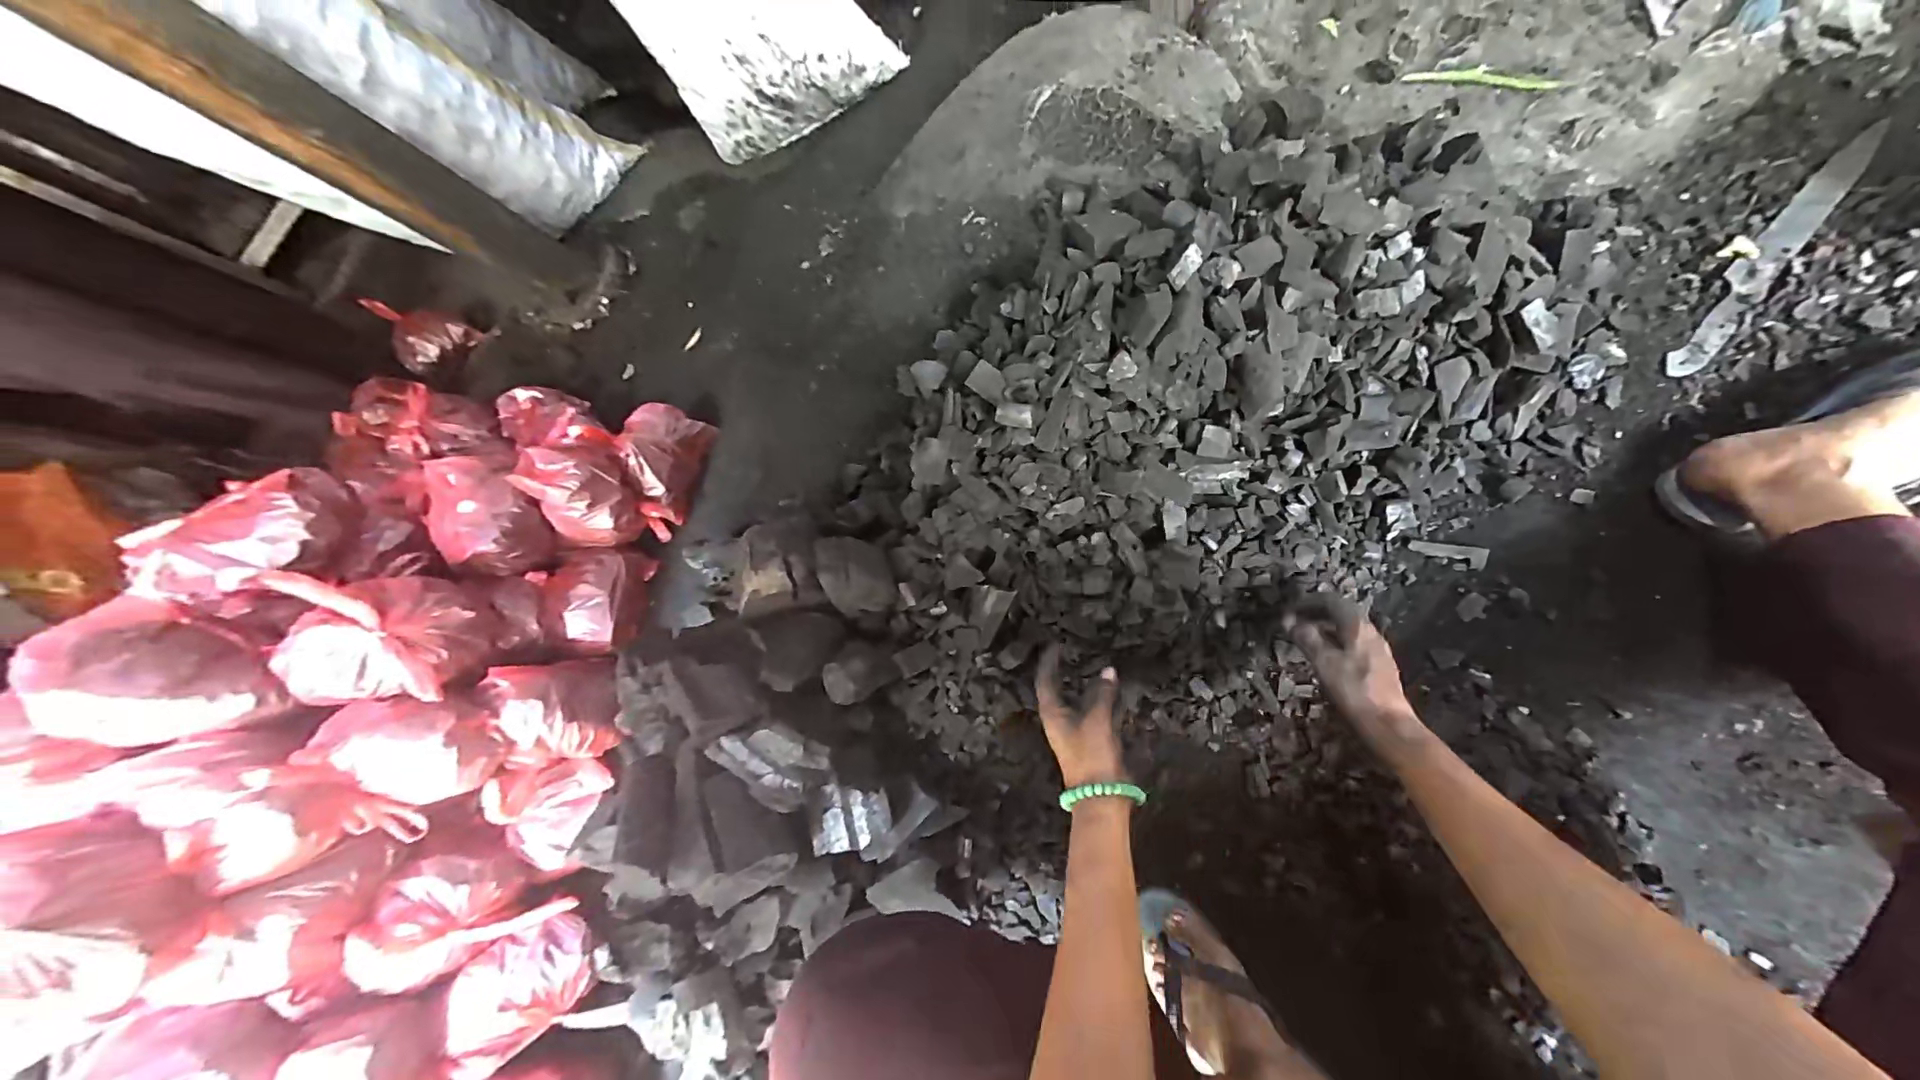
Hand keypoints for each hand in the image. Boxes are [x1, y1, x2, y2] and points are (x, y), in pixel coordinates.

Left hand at [1036, 645, 1126, 789]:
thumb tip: (1108, 670)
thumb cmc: (1091, 753)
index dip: (1050, 662)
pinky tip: (1112, 692)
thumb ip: (1102, 693)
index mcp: (1052, 713)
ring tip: (1095, 667)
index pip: (1046, 680)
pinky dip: (1099, 699)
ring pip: (1077, 700)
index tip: (1056, 645)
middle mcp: (1059, 720)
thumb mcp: (1097, 719)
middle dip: (1065, 671)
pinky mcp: (1090, 739)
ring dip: (1085, 685)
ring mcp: (1074, 730)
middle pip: (1059, 689)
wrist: (1101, 794)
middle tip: (1075, 652)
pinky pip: (1092, 712)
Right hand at [1283, 594, 1423, 752]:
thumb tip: (1289, 621)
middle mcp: (1371, 633)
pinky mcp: (1379, 666)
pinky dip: (1335, 642)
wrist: (1387, 724)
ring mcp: (1377, 650)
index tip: (1289, 610)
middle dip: (1316, 614)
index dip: (1307, 602)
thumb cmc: (1353, 690)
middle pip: (1341, 613)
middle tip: (1294, 623)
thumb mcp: (1323, 662)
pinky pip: (1353, 644)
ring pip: (1347, 629)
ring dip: (1325, 629)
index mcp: (1358, 627)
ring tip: (1305, 639)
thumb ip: (1307, 638)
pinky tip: (1325, 657)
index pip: (1331, 601)